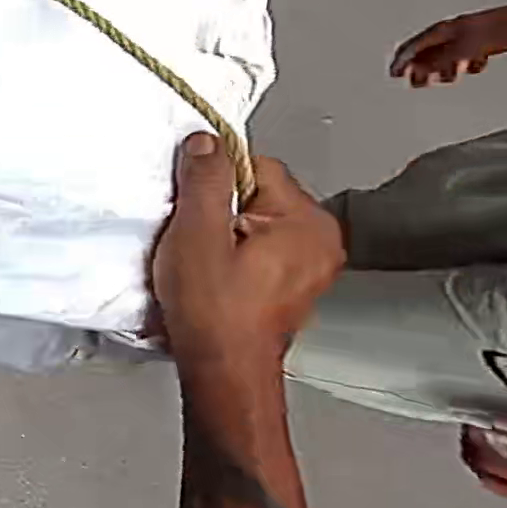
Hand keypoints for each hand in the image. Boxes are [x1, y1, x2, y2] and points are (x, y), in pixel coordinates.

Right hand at [152, 133, 344, 371]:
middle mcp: (320, 239)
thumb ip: (204, 181)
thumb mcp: (196, 232)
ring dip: (219, 228)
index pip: (254, 166)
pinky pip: (256, 245)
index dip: (212, 178)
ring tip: (195, 254)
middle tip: (188, 233)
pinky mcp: (291, 283)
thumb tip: (207, 140)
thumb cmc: (211, 303)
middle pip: (254, 193)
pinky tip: (208, 270)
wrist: (222, 367)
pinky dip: (229, 249)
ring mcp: (310, 264)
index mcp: (306, 221)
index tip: (186, 203)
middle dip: (215, 205)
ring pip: (253, 220)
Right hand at [389, 0, 506, 86]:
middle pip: (426, 50)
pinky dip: (462, 62)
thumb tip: (417, 69)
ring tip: (441, 78)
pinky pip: (465, 52)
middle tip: (414, 80)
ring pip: (446, 52)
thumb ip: (440, 60)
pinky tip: (470, 68)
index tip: (394, 74)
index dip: (401, 62)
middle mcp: (452, 30)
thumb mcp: (468, 48)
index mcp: (442, 30)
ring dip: (441, 66)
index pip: (411, 48)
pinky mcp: (487, 37)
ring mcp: (470, 32)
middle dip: (419, 66)